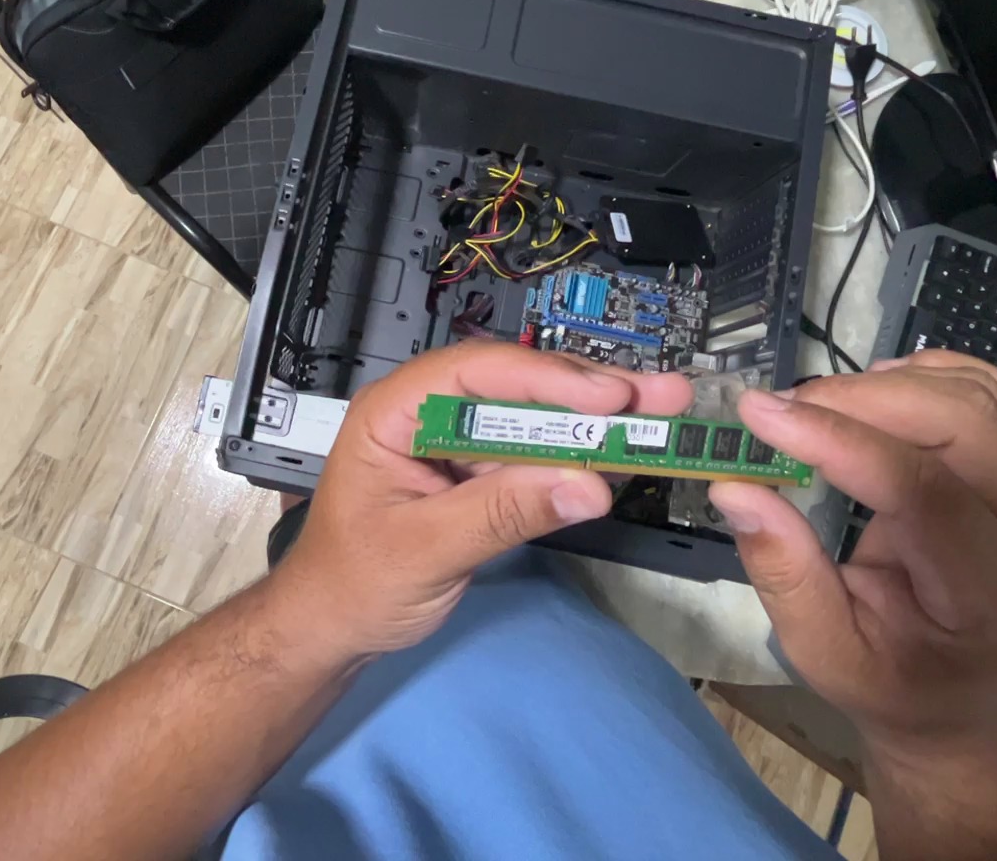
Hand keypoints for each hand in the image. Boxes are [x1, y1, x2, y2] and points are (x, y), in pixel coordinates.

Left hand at [271, 340, 691, 657]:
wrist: (334, 624)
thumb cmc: (355, 584)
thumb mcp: (425, 551)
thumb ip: (502, 514)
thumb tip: (589, 488)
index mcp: (393, 411)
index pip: (473, 373)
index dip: (544, 378)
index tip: (607, 398)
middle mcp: (428, 412)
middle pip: (512, 387)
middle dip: (585, 392)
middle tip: (658, 395)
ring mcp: (456, 440)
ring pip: (531, 418)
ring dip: (594, 422)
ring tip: (661, 414)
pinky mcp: (478, 471)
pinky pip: (533, 455)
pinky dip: (577, 458)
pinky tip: (624, 453)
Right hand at [706, 350, 996, 750]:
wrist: (959, 699)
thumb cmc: (888, 681)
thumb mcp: (820, 650)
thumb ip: (783, 572)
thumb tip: (733, 488)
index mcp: (988, 597)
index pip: (923, 491)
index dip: (835, 441)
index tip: (756, 413)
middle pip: (965, 425)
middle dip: (861, 400)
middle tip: (782, 410)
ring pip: (980, 398)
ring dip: (888, 385)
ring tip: (818, 407)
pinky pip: (990, 396)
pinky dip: (927, 378)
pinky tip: (873, 396)